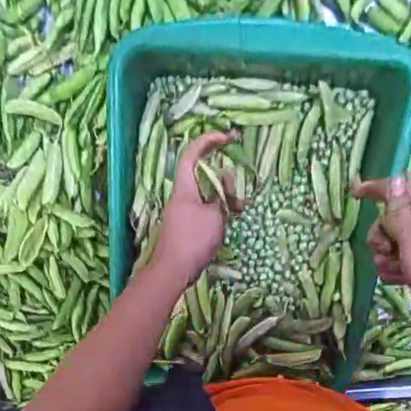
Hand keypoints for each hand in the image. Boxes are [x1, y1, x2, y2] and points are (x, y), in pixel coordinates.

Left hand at [149, 131, 239, 282]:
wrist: (173, 271)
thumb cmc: (193, 241)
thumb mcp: (215, 215)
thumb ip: (222, 195)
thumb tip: (223, 180)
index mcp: (184, 188)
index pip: (192, 154)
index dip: (208, 141)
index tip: (227, 138)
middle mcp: (181, 196)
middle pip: (204, 176)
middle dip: (224, 181)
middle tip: (237, 198)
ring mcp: (183, 212)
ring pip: (207, 195)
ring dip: (224, 199)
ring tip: (237, 212)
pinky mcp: (187, 227)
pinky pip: (205, 211)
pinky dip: (218, 213)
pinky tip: (228, 223)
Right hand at [352, 176, 410, 319]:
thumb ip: (400, 212)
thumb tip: (396, 178)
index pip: (401, 191)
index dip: (378, 189)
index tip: (356, 193)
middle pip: (386, 221)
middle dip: (380, 237)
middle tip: (390, 249)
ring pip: (385, 243)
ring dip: (384, 258)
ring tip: (398, 269)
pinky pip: (389, 261)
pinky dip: (390, 270)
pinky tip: (400, 279)